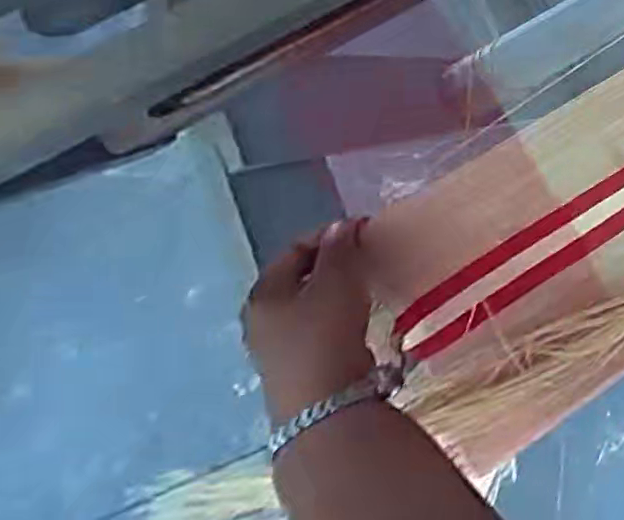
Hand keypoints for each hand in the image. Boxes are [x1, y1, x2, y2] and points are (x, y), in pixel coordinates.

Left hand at [243, 218, 377, 422]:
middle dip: (331, 260)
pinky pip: (312, 321)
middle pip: (298, 274)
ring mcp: (272, 342)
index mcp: (263, 292)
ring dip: (333, 285)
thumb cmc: (326, 330)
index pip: (294, 248)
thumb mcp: (338, 280)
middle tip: (363, 253)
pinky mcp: (291, 360)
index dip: (328, 234)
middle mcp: (259, 316)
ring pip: (305, 299)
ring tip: (364, 280)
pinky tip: (354, 311)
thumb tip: (341, 225)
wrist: (323, 398)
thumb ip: (339, 248)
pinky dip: (332, 308)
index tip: (362, 230)